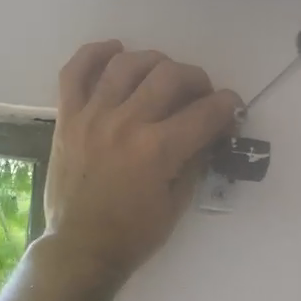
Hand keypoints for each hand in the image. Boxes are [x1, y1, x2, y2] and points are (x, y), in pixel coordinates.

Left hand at [41, 41, 240, 279]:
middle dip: (196, 80)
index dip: (228, 106)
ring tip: (162, 75)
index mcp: (158, 151)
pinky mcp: (68, 118)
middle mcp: (126, 124)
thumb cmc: (134, 235)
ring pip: (127, 64)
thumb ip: (194, 162)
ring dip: (154, 62)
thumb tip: (208, 133)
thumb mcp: (177, 204)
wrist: (82, 249)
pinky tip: (115, 52)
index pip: (205, 112)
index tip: (232, 109)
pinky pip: (76, 71)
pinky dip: (96, 54)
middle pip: (170, 76)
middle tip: (200, 94)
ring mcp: (93, 117)